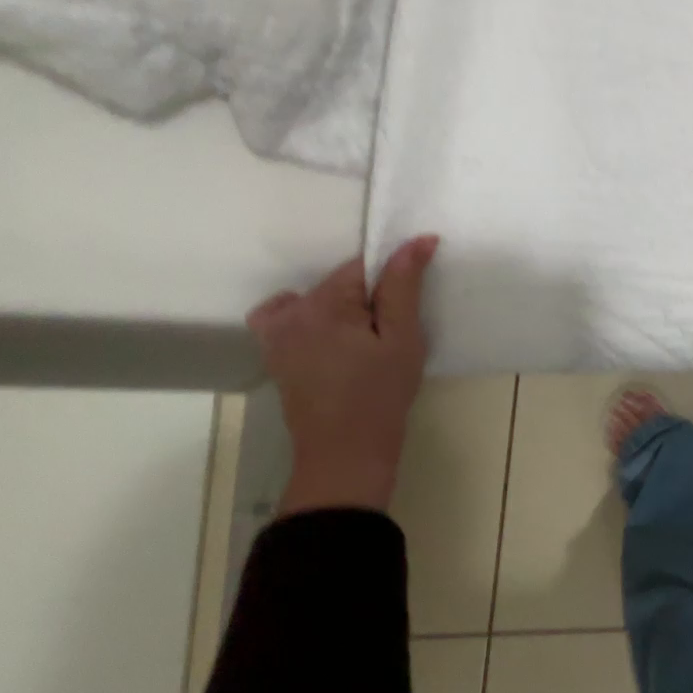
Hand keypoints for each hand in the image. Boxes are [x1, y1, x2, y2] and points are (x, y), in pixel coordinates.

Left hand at [247, 236, 439, 515]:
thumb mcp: (403, 337)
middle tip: (391, 332)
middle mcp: (289, 313)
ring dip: (342, 307)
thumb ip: (403, 285)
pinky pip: (285, 317)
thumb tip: (418, 239)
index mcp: (322, 305)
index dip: (391, 281)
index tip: (407, 309)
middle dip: (368, 296)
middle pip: (339, 282)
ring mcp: (275, 336)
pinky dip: (307, 316)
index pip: (363, 266)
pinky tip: (332, 338)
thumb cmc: (381, 394)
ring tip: (365, 339)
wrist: (345, 453)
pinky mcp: (274, 355)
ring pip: (316, 298)